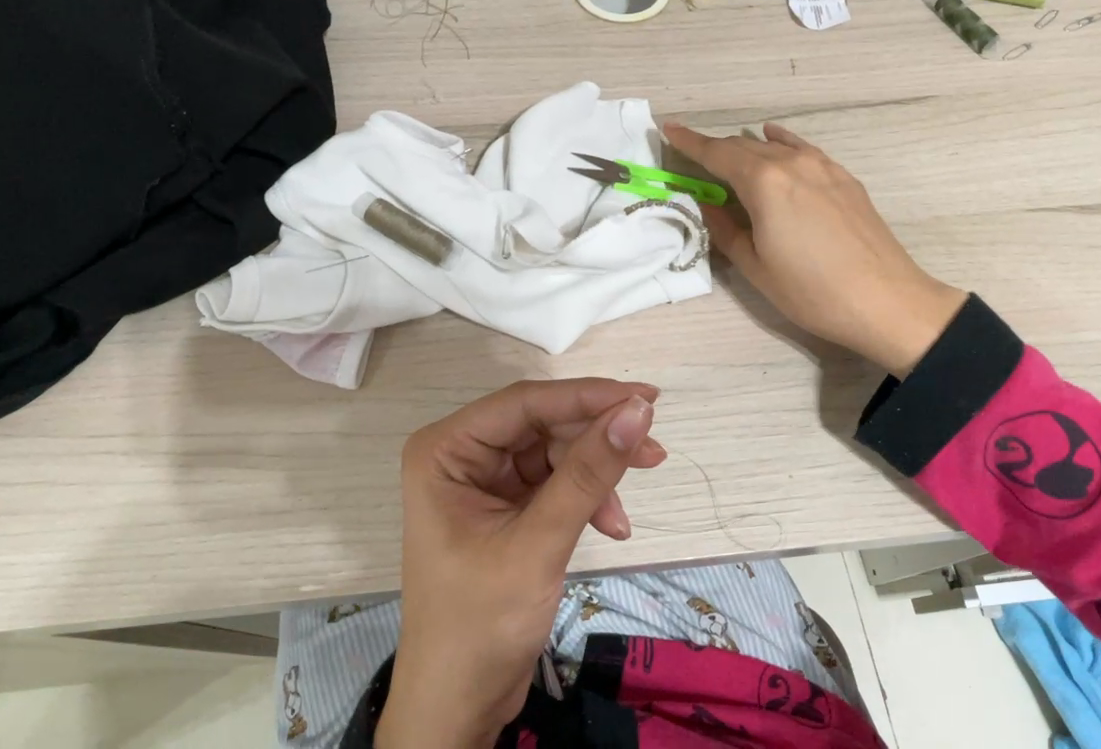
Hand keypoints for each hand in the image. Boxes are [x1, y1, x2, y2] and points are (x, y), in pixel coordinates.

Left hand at [377, 379, 665, 748]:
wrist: (458, 703)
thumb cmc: (481, 623)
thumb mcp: (538, 543)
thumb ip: (588, 474)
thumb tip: (637, 409)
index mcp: (445, 450)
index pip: (524, 404)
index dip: (586, 397)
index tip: (646, 399)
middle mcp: (460, 454)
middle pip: (542, 425)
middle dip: (596, 440)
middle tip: (655, 451)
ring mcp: (482, 481)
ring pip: (554, 452)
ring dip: (596, 475)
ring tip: (626, 513)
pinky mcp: (504, 507)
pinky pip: (554, 482)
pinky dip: (585, 499)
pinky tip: (611, 526)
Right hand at [663, 121, 965, 376]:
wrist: (886, 301)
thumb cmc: (811, 291)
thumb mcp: (755, 266)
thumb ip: (725, 229)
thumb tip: (708, 205)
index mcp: (764, 183)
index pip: (716, 153)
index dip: (688, 141)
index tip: (667, 129)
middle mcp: (792, 164)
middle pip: (742, 147)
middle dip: (714, 149)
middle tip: (690, 156)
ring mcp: (823, 167)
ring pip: (773, 147)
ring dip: (745, 150)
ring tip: (728, 159)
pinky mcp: (844, 178)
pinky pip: (802, 150)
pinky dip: (781, 144)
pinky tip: (774, 140)